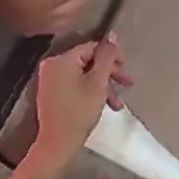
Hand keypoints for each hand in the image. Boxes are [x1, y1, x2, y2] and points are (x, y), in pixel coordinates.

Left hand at [30, 36, 130, 166]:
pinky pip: (74, 84)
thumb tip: (112, 34)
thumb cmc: (79, 112)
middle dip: (109, 73)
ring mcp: (50, 79)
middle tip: (127, 83)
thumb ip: (106, 57)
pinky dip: (90, 91)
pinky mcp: (52, 92)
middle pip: (88, 61)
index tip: (126, 68)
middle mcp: (53, 64)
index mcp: (61, 59)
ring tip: (117, 104)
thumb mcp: (98, 83)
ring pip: (83, 75)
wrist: (57, 143)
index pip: (92, 47)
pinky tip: (105, 105)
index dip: (111, 56)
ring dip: (102, 86)